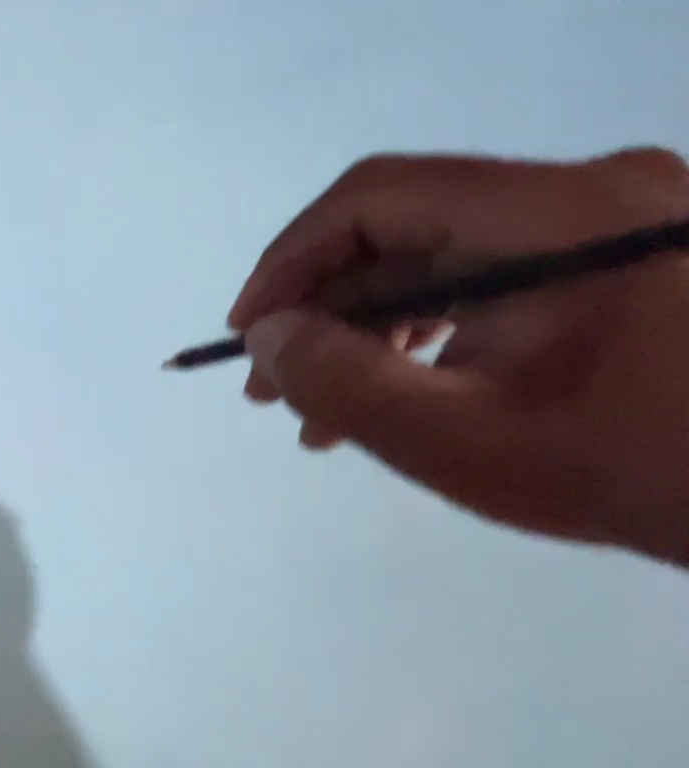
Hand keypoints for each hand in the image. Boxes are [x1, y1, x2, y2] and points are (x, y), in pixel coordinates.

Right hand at [230, 147, 688, 565]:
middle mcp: (588, 193)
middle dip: (318, 313)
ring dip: (361, 332)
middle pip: (401, 231)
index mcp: (557, 216)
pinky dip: (420, 333)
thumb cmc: (627, 466)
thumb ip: (339, 381)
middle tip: (268, 391)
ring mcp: (609, 224)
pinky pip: (483, 277)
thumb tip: (267, 334)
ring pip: (435, 260)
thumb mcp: (452, 435)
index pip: (375, 197)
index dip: (287, 261)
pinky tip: (394, 392)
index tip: (247, 334)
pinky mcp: (616, 260)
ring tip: (319, 414)